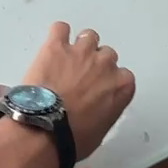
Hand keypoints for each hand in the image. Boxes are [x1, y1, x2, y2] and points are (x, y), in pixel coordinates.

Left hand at [18, 23, 135, 159]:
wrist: (44, 131)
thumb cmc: (72, 138)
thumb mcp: (100, 131)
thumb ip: (105, 110)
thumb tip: (95, 110)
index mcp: (122, 86)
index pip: (123, 76)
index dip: (109, 82)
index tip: (98, 90)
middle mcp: (106, 65)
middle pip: (107, 55)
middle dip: (94, 65)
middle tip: (79, 78)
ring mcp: (82, 53)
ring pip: (89, 36)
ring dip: (80, 46)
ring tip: (67, 60)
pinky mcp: (57, 46)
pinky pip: (61, 28)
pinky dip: (57, 35)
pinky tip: (52, 47)